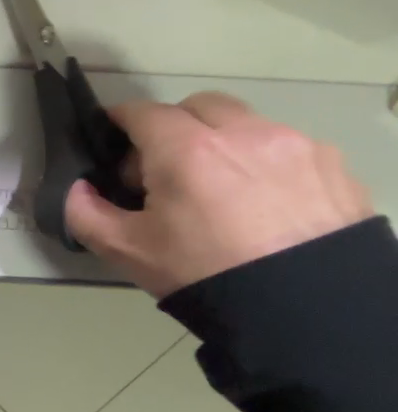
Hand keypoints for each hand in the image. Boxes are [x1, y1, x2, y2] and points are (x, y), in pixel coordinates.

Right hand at [66, 92, 373, 296]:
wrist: (303, 305)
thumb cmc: (200, 270)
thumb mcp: (123, 247)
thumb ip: (83, 211)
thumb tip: (78, 188)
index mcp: (186, 150)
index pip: (143, 112)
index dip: (119, 120)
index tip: (112, 138)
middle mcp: (244, 134)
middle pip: (199, 106)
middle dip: (174, 125)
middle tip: (163, 165)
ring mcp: (296, 146)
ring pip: (246, 123)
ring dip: (221, 140)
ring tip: (216, 184)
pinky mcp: (333, 165)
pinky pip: (286, 147)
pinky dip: (263, 161)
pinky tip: (259, 199)